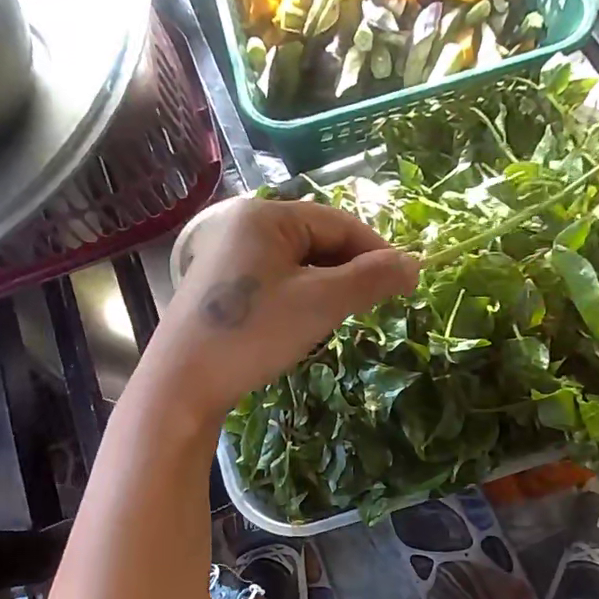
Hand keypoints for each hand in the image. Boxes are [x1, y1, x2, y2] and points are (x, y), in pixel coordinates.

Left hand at [138, 196, 419, 422]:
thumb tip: (414, 265)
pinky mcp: (219, 286)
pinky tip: (304, 323)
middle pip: (317, 240)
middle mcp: (243, 225)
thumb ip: (371, 279)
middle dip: (350, 271)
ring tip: (342, 317)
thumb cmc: (254, 333)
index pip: (340, 222)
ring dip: (327, 287)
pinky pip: (274, 281)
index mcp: (267, 215)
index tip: (406, 283)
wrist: (183, 383)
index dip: (378, 251)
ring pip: (297, 263)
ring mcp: (227, 256)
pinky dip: (299, 297)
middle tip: (375, 305)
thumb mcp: (321, 303)